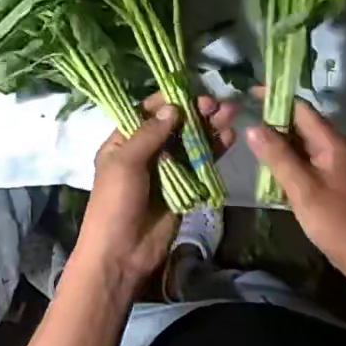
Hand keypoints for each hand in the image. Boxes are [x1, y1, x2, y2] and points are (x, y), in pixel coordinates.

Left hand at [76, 94, 238, 290]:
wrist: (122, 254)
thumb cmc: (115, 203)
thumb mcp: (125, 163)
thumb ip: (149, 134)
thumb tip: (173, 107)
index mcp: (124, 141)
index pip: (147, 112)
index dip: (169, 101)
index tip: (190, 91)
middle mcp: (146, 151)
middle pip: (174, 125)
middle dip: (195, 112)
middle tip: (216, 103)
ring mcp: (168, 169)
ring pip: (191, 142)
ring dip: (209, 127)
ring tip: (230, 113)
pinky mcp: (186, 187)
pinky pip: (201, 164)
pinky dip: (215, 150)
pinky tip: (229, 137)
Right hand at [244, 92, 345, 274]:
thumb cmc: (334, 221)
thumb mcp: (301, 187)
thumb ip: (277, 156)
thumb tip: (252, 127)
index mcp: (331, 142)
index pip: (301, 108)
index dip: (275, 99)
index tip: (249, 95)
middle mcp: (334, 146)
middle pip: (300, 122)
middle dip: (273, 119)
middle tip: (242, 120)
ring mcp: (332, 162)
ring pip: (300, 141)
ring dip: (277, 140)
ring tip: (249, 142)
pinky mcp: (328, 178)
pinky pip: (303, 158)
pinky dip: (285, 158)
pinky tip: (268, 168)